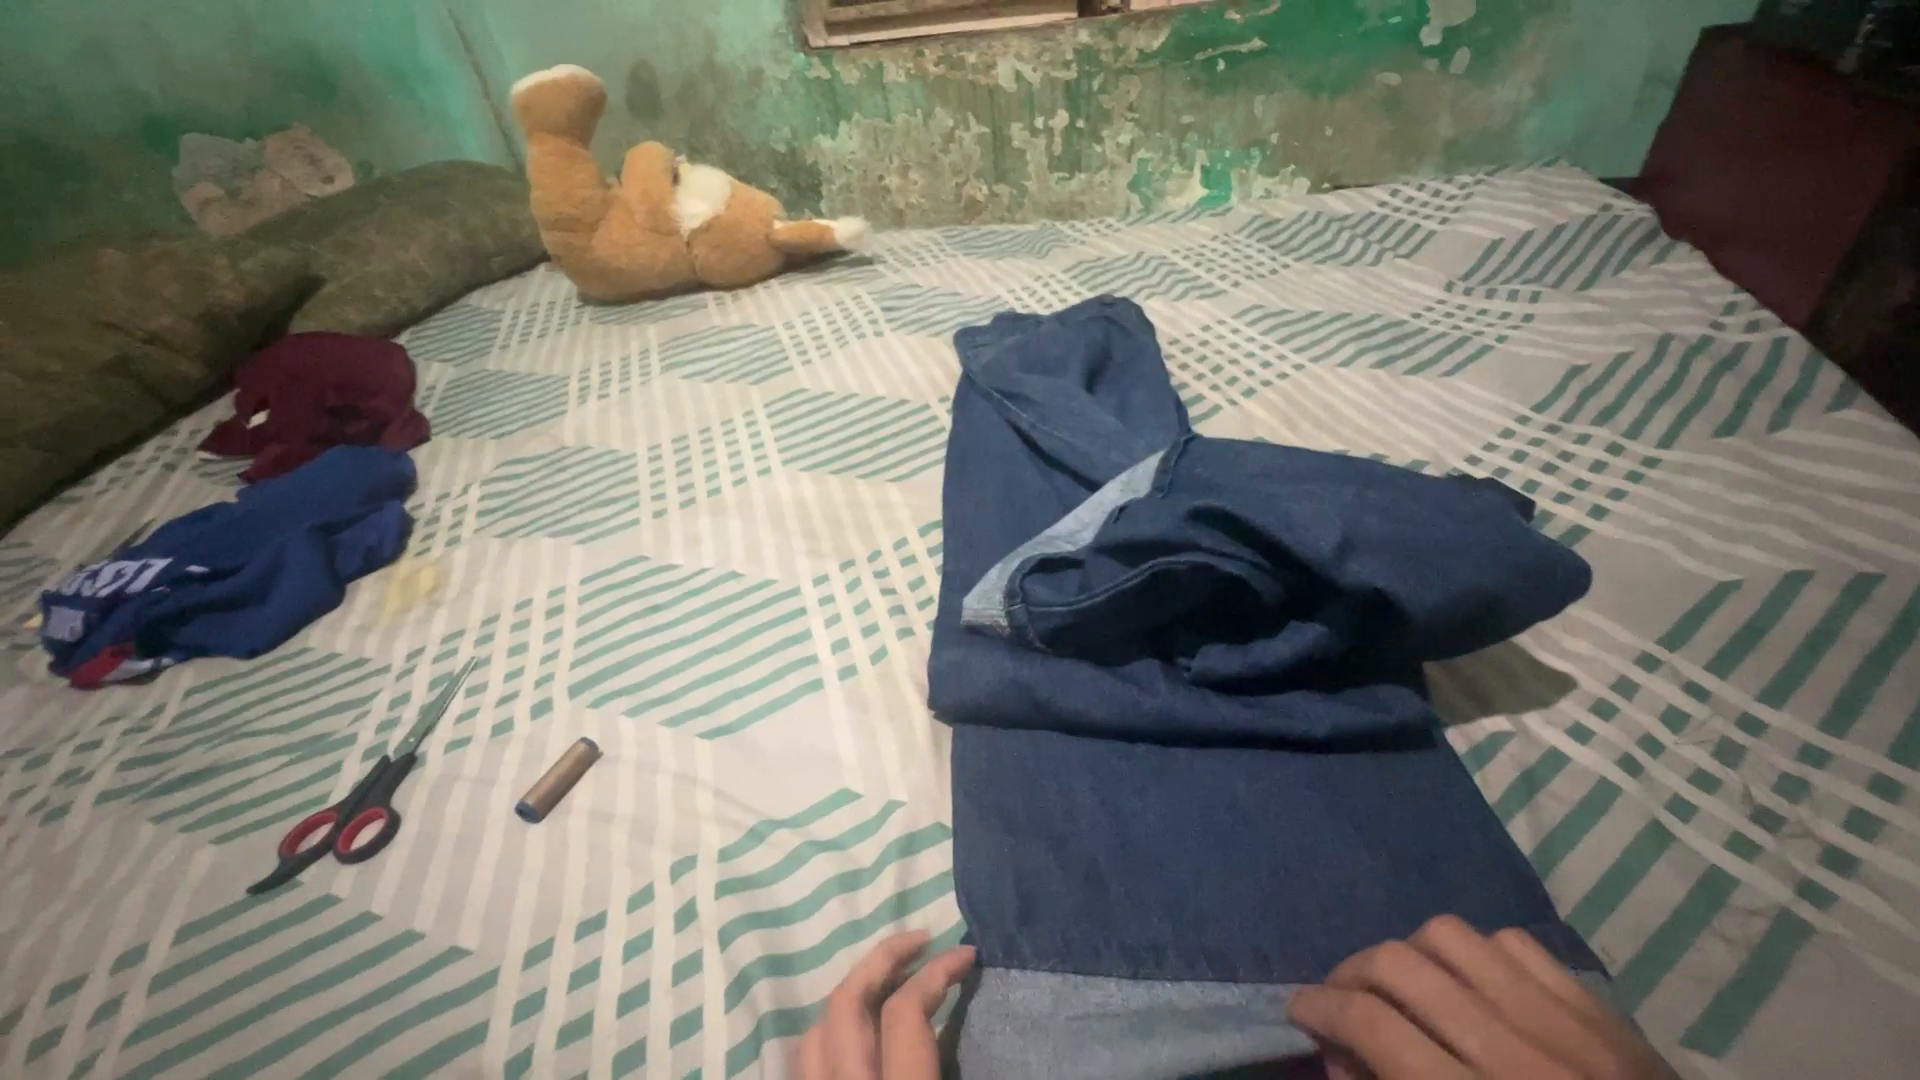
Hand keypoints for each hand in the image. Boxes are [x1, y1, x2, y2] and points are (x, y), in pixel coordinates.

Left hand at [793, 931, 975, 1079]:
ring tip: (887, 982)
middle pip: (845, 1004)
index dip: (936, 972)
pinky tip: (858, 1035)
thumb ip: (954, 1062)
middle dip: (882, 959)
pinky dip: (830, 1036)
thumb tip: (964, 1018)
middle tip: (920, 942)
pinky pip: (806, 1065)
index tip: (965, 955)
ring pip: (814, 1031)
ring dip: (851, 994)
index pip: (904, 1011)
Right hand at [1288, 916, 1676, 1079]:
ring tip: (1405, 985)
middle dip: (1348, 974)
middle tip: (1340, 998)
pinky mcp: (1605, 1015)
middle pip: (1400, 966)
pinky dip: (1479, 956)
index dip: (1317, 1010)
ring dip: (1410, 955)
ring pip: (1451, 937)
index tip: (1299, 1013)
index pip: (1371, 1025)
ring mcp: (1568, 1026)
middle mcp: (1517, 1056)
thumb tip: (1342, 1054)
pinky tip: (1475, 985)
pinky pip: (1516, 943)